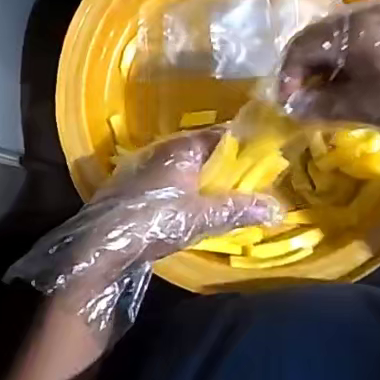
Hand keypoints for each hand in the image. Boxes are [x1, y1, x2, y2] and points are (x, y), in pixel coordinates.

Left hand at [8, 129, 282, 331]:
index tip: (263, 152)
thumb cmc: (155, 222)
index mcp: (181, 147)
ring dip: (202, 175)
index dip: (241, 142)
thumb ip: (238, 209)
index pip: (218, 135)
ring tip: (226, 191)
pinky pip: (168, 178)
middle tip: (250, 175)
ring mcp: (143, 166)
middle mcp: (161, 149)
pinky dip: (184, 186)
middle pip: (201, 149)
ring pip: (183, 165)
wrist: (101, 244)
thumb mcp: (202, 217)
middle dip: (223, 161)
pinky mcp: (132, 186)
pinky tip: (192, 203)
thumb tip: (278, 207)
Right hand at [273, 0, 379, 147]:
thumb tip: (291, 106)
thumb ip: (320, 105)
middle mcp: (366, 11)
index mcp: (352, 26)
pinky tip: (357, 82)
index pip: (301, 46)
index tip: (286, 105)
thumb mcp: (363, 108)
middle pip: (319, 37)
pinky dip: (350, 59)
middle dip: (306, 69)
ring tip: (329, 95)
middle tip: (304, 100)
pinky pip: (362, 38)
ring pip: (340, 37)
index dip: (288, 76)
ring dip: (328, 65)